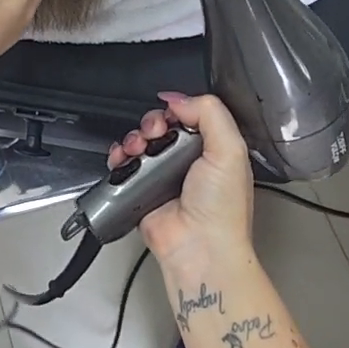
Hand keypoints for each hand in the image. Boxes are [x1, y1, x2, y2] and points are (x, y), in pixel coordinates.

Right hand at [108, 94, 255, 275]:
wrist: (198, 249)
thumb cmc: (222, 211)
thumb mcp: (230, 150)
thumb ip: (210, 113)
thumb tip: (179, 98)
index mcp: (214, 149)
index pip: (189, 115)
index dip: (176, 109)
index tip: (171, 114)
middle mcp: (188, 161)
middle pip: (160, 126)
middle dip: (151, 123)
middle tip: (153, 134)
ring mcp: (162, 176)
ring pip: (140, 142)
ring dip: (133, 139)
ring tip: (137, 149)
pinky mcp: (141, 190)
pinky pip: (123, 165)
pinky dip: (118, 157)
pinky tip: (122, 159)